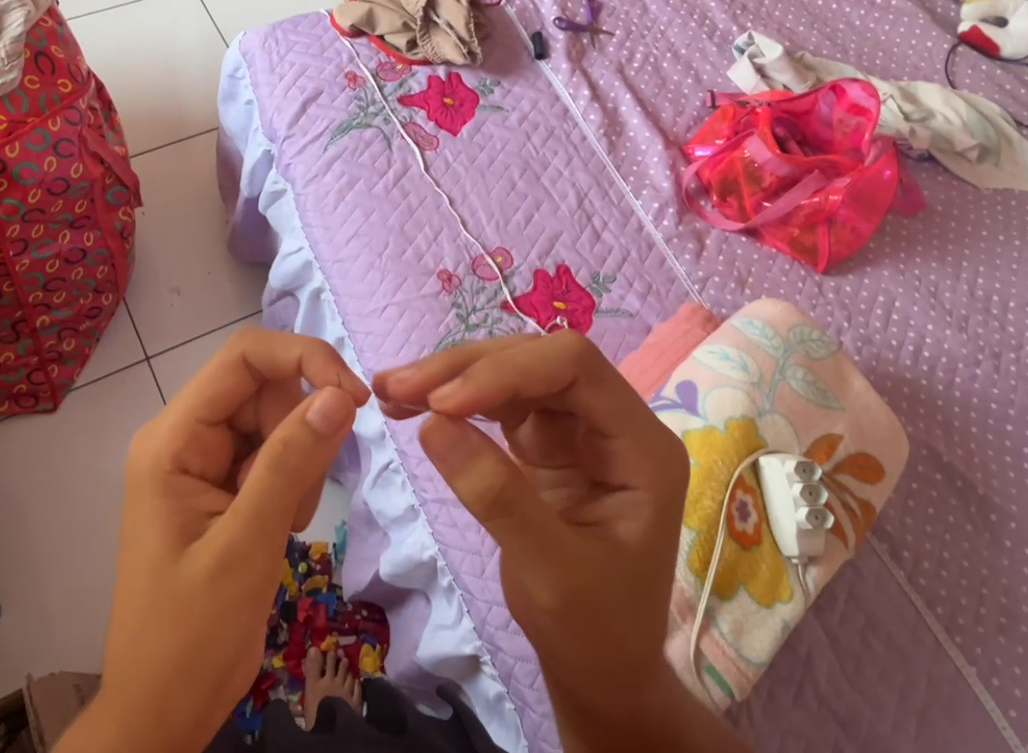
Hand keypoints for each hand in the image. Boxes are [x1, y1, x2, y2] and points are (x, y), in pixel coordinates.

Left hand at [57, 329, 370, 752]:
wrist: (164, 707)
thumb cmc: (191, 633)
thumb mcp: (247, 545)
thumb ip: (291, 463)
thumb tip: (341, 395)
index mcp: (173, 438)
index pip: (243, 357)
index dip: (304, 359)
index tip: (354, 399)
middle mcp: (185, 437)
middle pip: (264, 390)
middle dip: (299, 433)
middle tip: (298, 503)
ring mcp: (202, 464)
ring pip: (276, 424)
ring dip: (298, 467)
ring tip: (282, 528)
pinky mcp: (221, 490)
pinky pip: (272, 458)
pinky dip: (291, 486)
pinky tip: (280, 531)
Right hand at [375, 330, 745, 752]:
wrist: (599, 666)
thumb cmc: (593, 627)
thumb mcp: (548, 569)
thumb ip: (496, 494)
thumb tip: (431, 423)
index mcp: (639, 445)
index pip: (574, 368)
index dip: (505, 371)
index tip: (441, 403)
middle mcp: (610, 422)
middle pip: (536, 361)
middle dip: (465, 368)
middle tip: (394, 387)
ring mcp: (574, 429)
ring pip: (509, 375)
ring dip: (448, 378)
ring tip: (387, 390)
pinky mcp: (542, 442)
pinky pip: (492, 404)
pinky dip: (449, 402)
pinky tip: (407, 405)